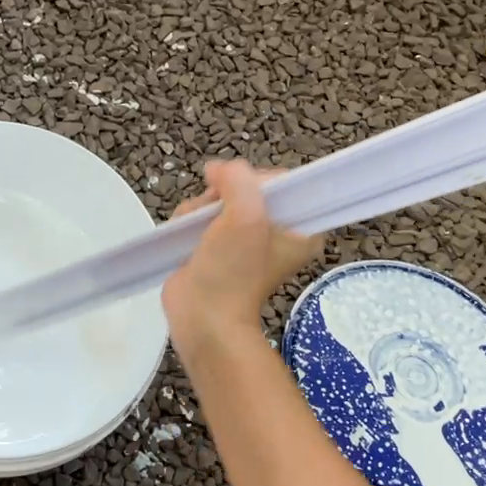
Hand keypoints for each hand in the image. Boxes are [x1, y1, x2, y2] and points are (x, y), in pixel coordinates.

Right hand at [161, 160, 323, 360]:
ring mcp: (243, 241)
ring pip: (217, 201)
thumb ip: (238, 181)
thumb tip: (217, 168)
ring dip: (199, 210)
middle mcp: (275, 233)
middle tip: (212, 215)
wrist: (202, 316)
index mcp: (300, 229)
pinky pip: (202, 217)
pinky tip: (185, 237)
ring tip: (195, 231)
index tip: (235, 193)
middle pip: (244, 189)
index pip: (280, 183)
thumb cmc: (232, 272)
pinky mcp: (215, 248)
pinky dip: (189, 222)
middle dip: (220, 196)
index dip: (253, 180)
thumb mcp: (244, 218)